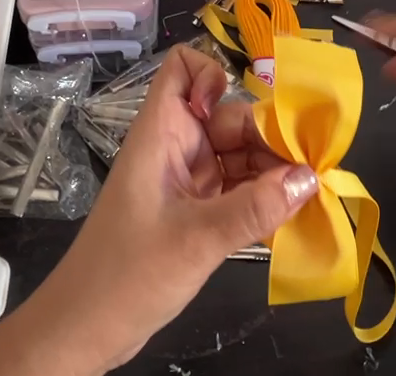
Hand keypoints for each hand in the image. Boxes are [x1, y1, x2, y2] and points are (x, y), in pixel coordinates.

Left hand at [31, 46, 318, 368]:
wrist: (84, 329)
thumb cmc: (127, 273)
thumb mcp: (196, 240)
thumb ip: (254, 208)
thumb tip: (310, 177)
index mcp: (162, 131)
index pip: (184, 67)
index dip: (214, 74)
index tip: (243, 116)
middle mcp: (177, 144)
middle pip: (229, 115)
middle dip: (267, 134)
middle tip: (310, 167)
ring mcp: (187, 176)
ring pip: (238, 151)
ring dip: (272, 168)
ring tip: (311, 193)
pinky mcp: (196, 207)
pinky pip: (237, 184)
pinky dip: (263, 194)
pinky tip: (292, 212)